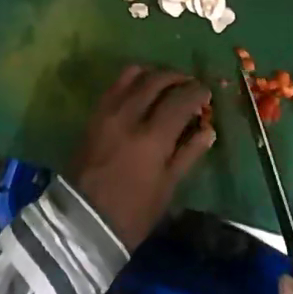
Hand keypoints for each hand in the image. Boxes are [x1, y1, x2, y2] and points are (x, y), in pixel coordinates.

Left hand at [68, 65, 215, 249]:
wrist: (84, 220)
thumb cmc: (133, 212)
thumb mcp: (167, 187)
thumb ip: (188, 153)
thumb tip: (208, 130)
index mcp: (152, 138)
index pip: (180, 101)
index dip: (197, 93)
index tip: (206, 94)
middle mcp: (129, 116)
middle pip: (157, 80)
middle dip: (178, 78)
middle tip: (190, 85)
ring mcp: (108, 111)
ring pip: (134, 75)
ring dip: (155, 73)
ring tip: (167, 84)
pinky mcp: (94, 113)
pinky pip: (116, 84)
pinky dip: (133, 79)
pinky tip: (143, 90)